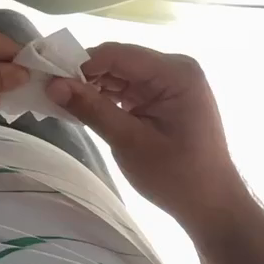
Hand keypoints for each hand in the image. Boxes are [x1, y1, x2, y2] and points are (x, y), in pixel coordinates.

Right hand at [48, 44, 245, 228]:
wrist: (214, 209)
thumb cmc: (178, 178)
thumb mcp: (130, 143)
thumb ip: (92, 109)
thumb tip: (52, 84)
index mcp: (175, 72)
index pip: (117, 54)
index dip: (80, 64)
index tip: (49, 81)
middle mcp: (175, 68)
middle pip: (117, 61)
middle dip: (85, 76)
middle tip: (52, 95)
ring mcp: (171, 81)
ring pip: (119, 73)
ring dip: (93, 88)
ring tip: (65, 104)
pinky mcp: (165, 95)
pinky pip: (128, 87)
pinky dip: (107, 97)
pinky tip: (87, 111)